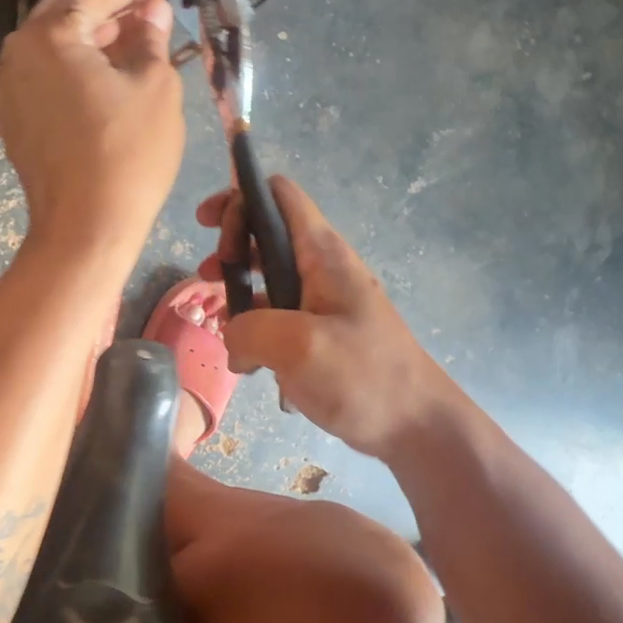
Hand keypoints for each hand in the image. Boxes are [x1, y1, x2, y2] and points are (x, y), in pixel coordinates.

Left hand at [0, 0, 183, 256]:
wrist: (83, 226)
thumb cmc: (127, 152)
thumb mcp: (155, 86)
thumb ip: (150, 38)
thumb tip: (151, 10)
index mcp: (48, 36)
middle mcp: (16, 55)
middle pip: (62, 16)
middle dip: (101, 9)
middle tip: (141, 9)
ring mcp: (6, 90)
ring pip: (48, 48)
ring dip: (84, 39)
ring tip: (126, 43)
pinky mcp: (11, 120)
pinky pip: (41, 77)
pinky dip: (68, 68)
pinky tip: (99, 77)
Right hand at [196, 176, 468, 460]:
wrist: (416, 426)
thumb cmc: (363, 377)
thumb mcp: (296, 347)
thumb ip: (247, 328)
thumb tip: (232, 336)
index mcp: (322, 255)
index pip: (279, 195)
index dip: (238, 196)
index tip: (206, 223)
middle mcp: (322, 268)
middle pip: (266, 231)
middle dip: (229, 243)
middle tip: (207, 275)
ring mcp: (321, 300)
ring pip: (266, 273)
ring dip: (235, 284)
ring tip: (215, 312)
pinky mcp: (318, 332)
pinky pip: (274, 311)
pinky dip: (250, 322)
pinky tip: (241, 356)